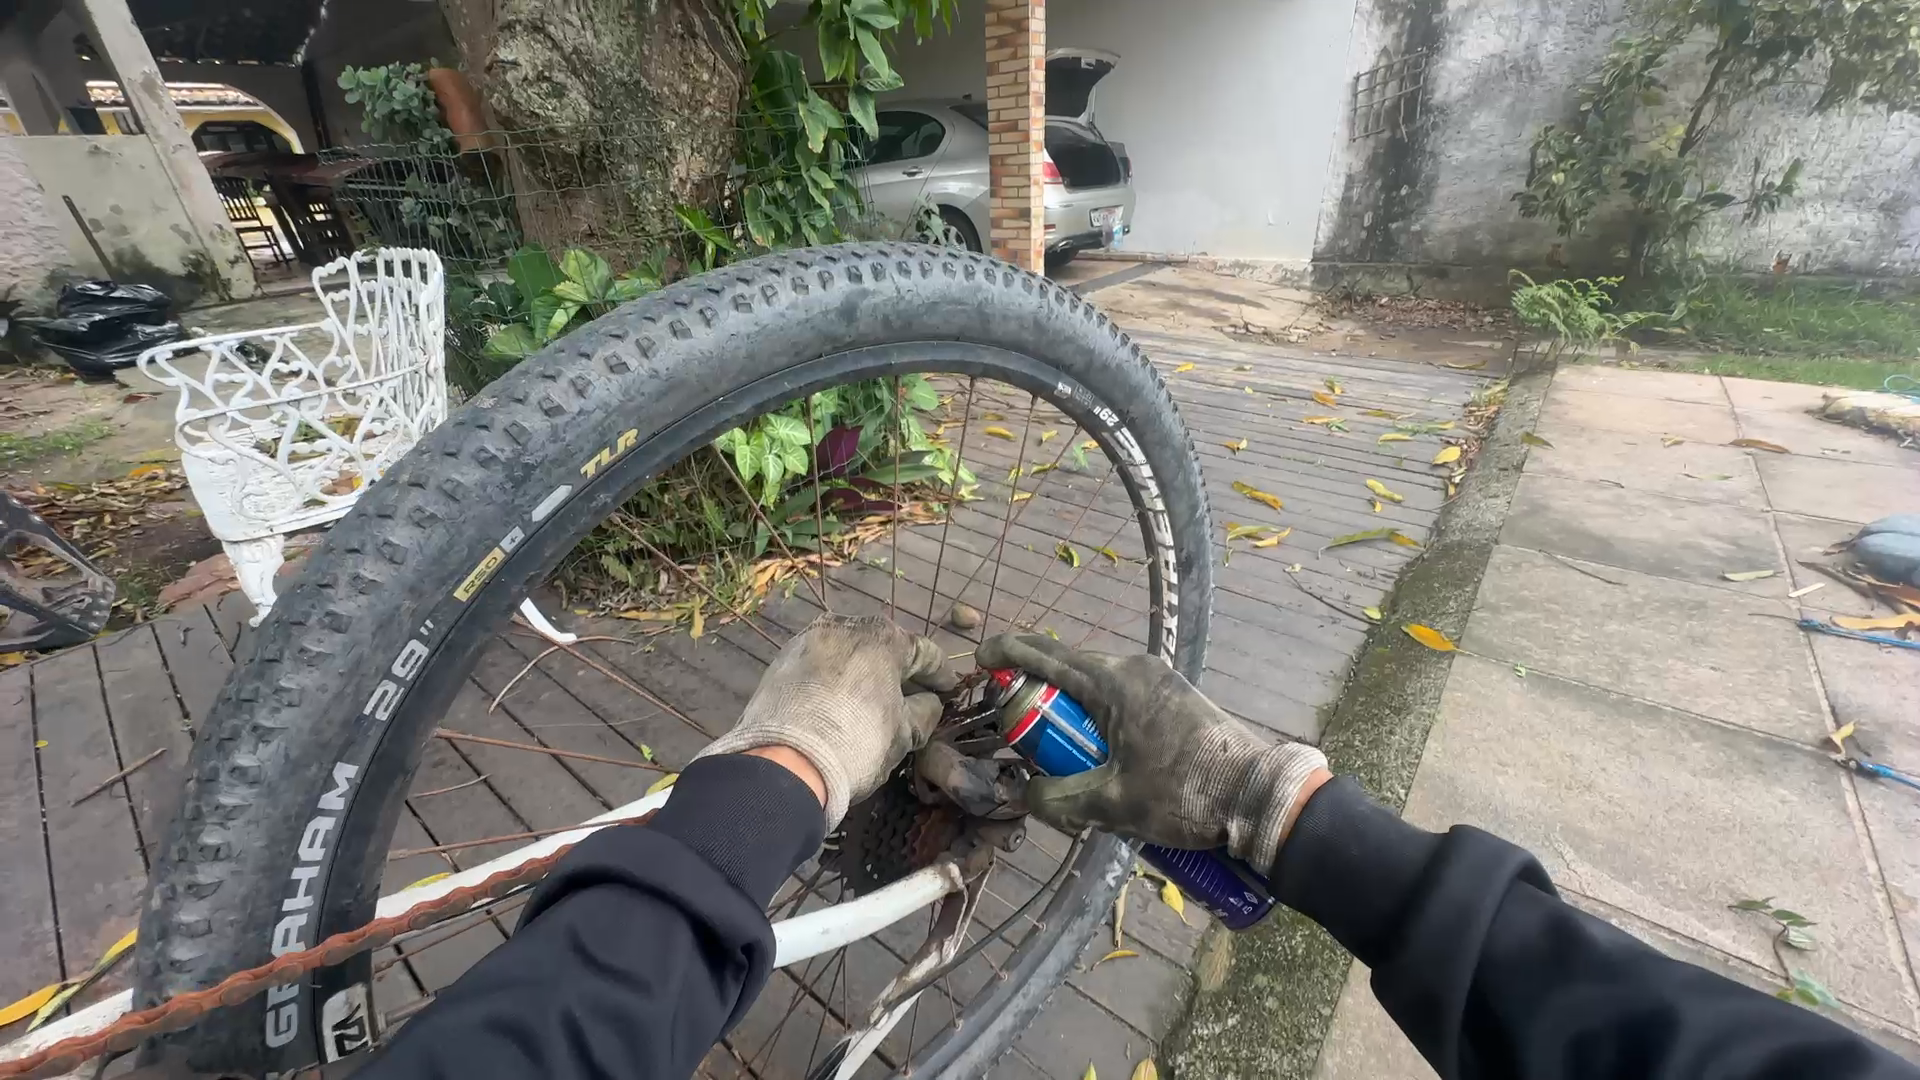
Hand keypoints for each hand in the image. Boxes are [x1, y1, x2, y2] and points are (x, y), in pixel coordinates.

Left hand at [701, 614, 951, 827]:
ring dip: (865, 673)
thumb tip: (929, 702)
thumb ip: (925, 711)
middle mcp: (846, 626)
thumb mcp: (905, 733)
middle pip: (884, 648)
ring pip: (849, 654)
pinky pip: (821, 665)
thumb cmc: (857, 741)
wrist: (783, 762)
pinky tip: (839, 702)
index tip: (948, 692)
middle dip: (900, 672)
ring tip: (874, 700)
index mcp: (884, 637)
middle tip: (913, 698)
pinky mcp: (782, 659)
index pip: (924, 653)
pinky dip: (835, 679)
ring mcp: (809, 639)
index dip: (940, 675)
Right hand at [978, 633, 1327, 873]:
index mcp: (1114, 682)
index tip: (981, 658)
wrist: (1260, 797)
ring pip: (1094, 681)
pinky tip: (1096, 746)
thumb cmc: (1184, 793)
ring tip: (1056, 741)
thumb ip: (1058, 799)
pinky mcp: (1172, 694)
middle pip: (1068, 667)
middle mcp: (1133, 668)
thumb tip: (1023, 794)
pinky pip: (1118, 692)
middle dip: (1035, 687)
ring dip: (1068, 703)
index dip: (1008, 653)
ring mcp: (1156, 678)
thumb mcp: (1113, 804)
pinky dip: (1095, 710)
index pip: (1046, 656)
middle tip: (1014, 718)